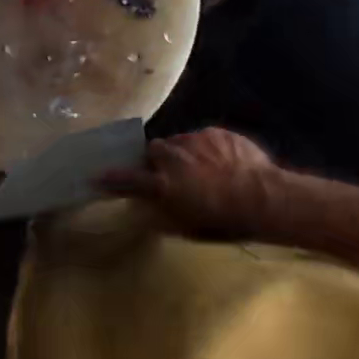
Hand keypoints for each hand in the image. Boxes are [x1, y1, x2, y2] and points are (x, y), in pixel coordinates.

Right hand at [98, 128, 327, 239]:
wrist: (261, 195)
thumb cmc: (224, 220)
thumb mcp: (189, 227)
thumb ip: (164, 213)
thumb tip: (149, 208)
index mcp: (164, 184)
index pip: (129, 179)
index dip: (112, 178)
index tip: (97, 175)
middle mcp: (174, 157)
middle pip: (154, 150)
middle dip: (157, 159)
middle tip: (168, 172)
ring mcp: (196, 140)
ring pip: (180, 142)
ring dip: (183, 153)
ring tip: (201, 168)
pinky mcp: (216, 132)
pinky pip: (204, 138)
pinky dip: (206, 149)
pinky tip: (222, 162)